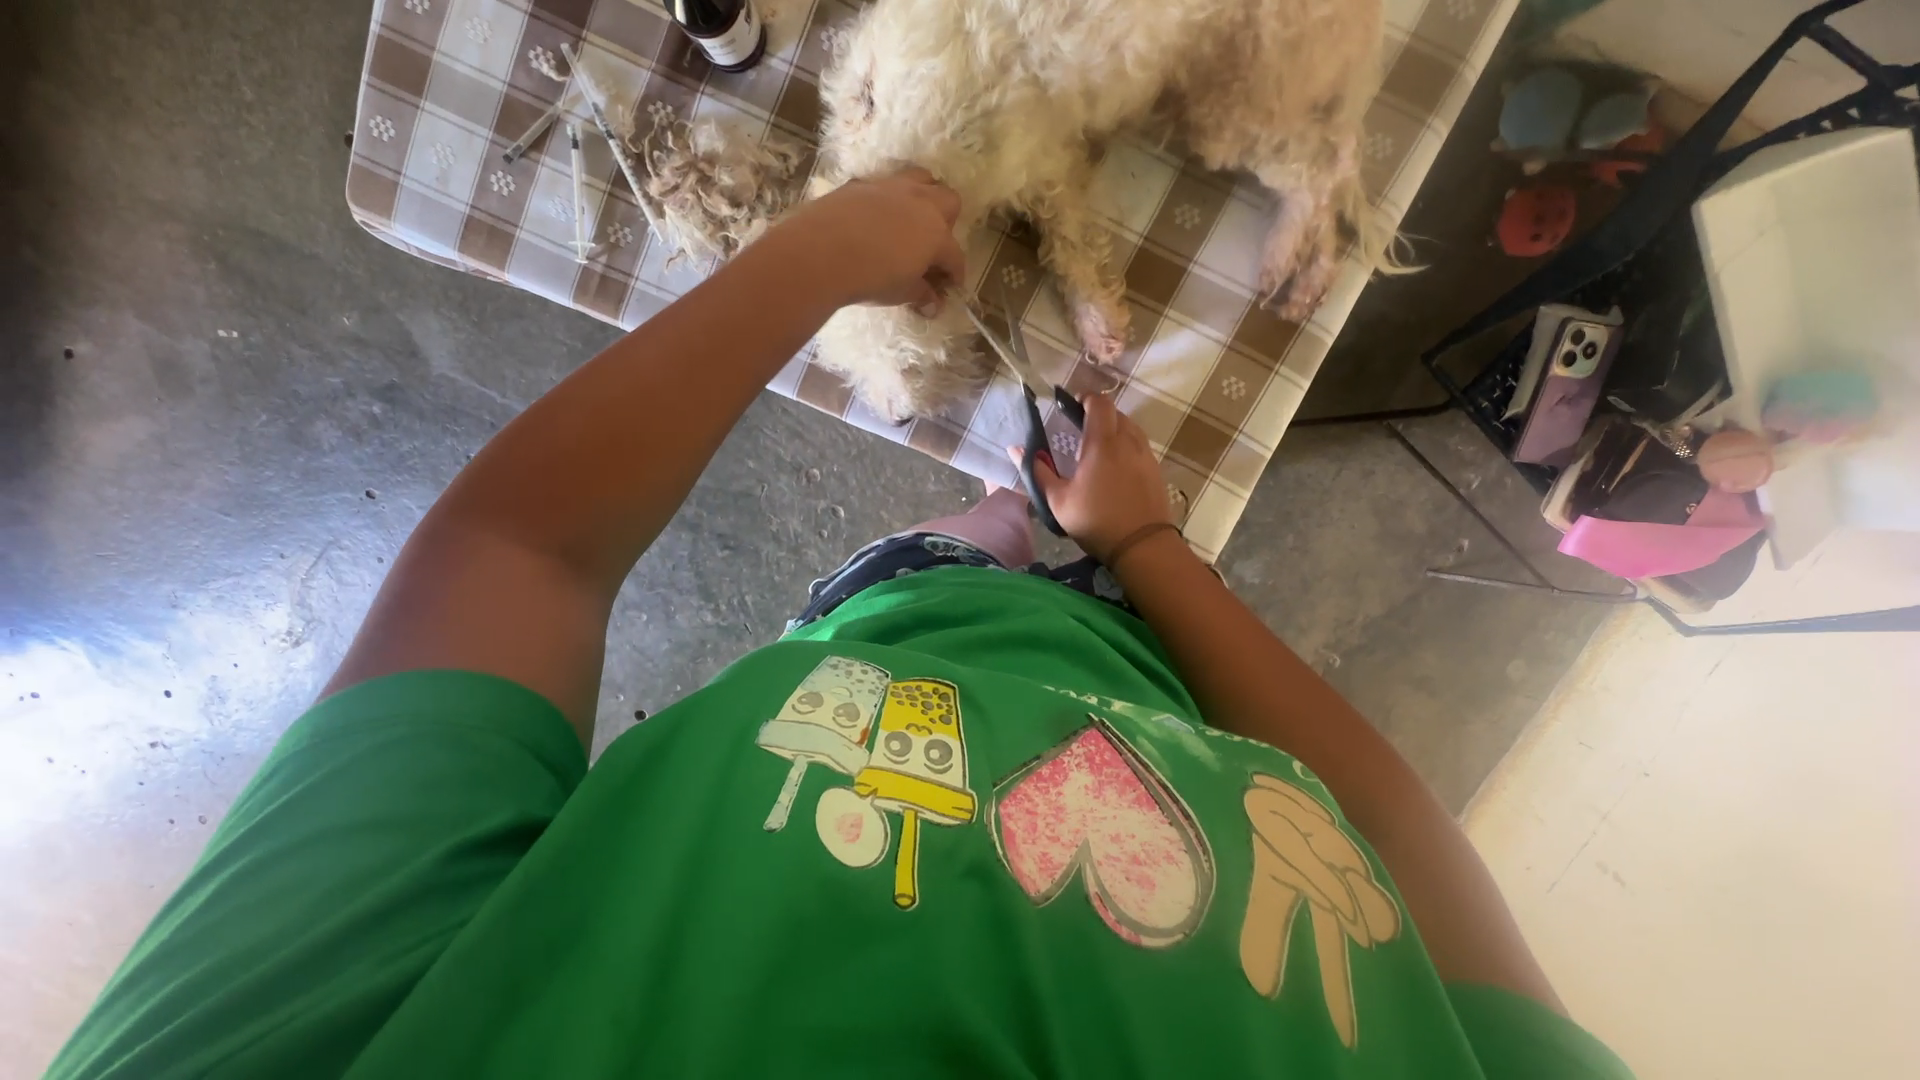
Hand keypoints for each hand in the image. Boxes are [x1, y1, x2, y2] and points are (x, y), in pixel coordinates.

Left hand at [775, 167, 966, 314]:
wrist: (821, 252)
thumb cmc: (871, 278)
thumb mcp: (901, 292)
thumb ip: (921, 294)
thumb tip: (933, 303)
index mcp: (936, 234)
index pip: (954, 255)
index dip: (955, 273)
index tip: (951, 286)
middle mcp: (920, 203)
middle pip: (948, 201)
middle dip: (947, 221)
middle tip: (931, 245)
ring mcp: (891, 188)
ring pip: (920, 179)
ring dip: (922, 196)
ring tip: (909, 219)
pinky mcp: (862, 183)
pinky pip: (884, 185)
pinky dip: (886, 200)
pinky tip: (874, 218)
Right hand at [1015, 393, 1172, 562]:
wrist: (1143, 546)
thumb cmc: (1096, 522)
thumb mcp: (1059, 502)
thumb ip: (1039, 472)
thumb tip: (1015, 449)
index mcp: (1102, 444)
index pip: (1100, 403)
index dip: (1086, 399)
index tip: (1072, 406)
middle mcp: (1128, 442)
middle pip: (1116, 413)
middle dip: (1099, 414)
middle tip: (1081, 429)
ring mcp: (1146, 455)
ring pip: (1131, 428)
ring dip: (1114, 429)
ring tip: (1098, 448)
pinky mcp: (1156, 470)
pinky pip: (1139, 446)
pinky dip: (1126, 446)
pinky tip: (1116, 467)